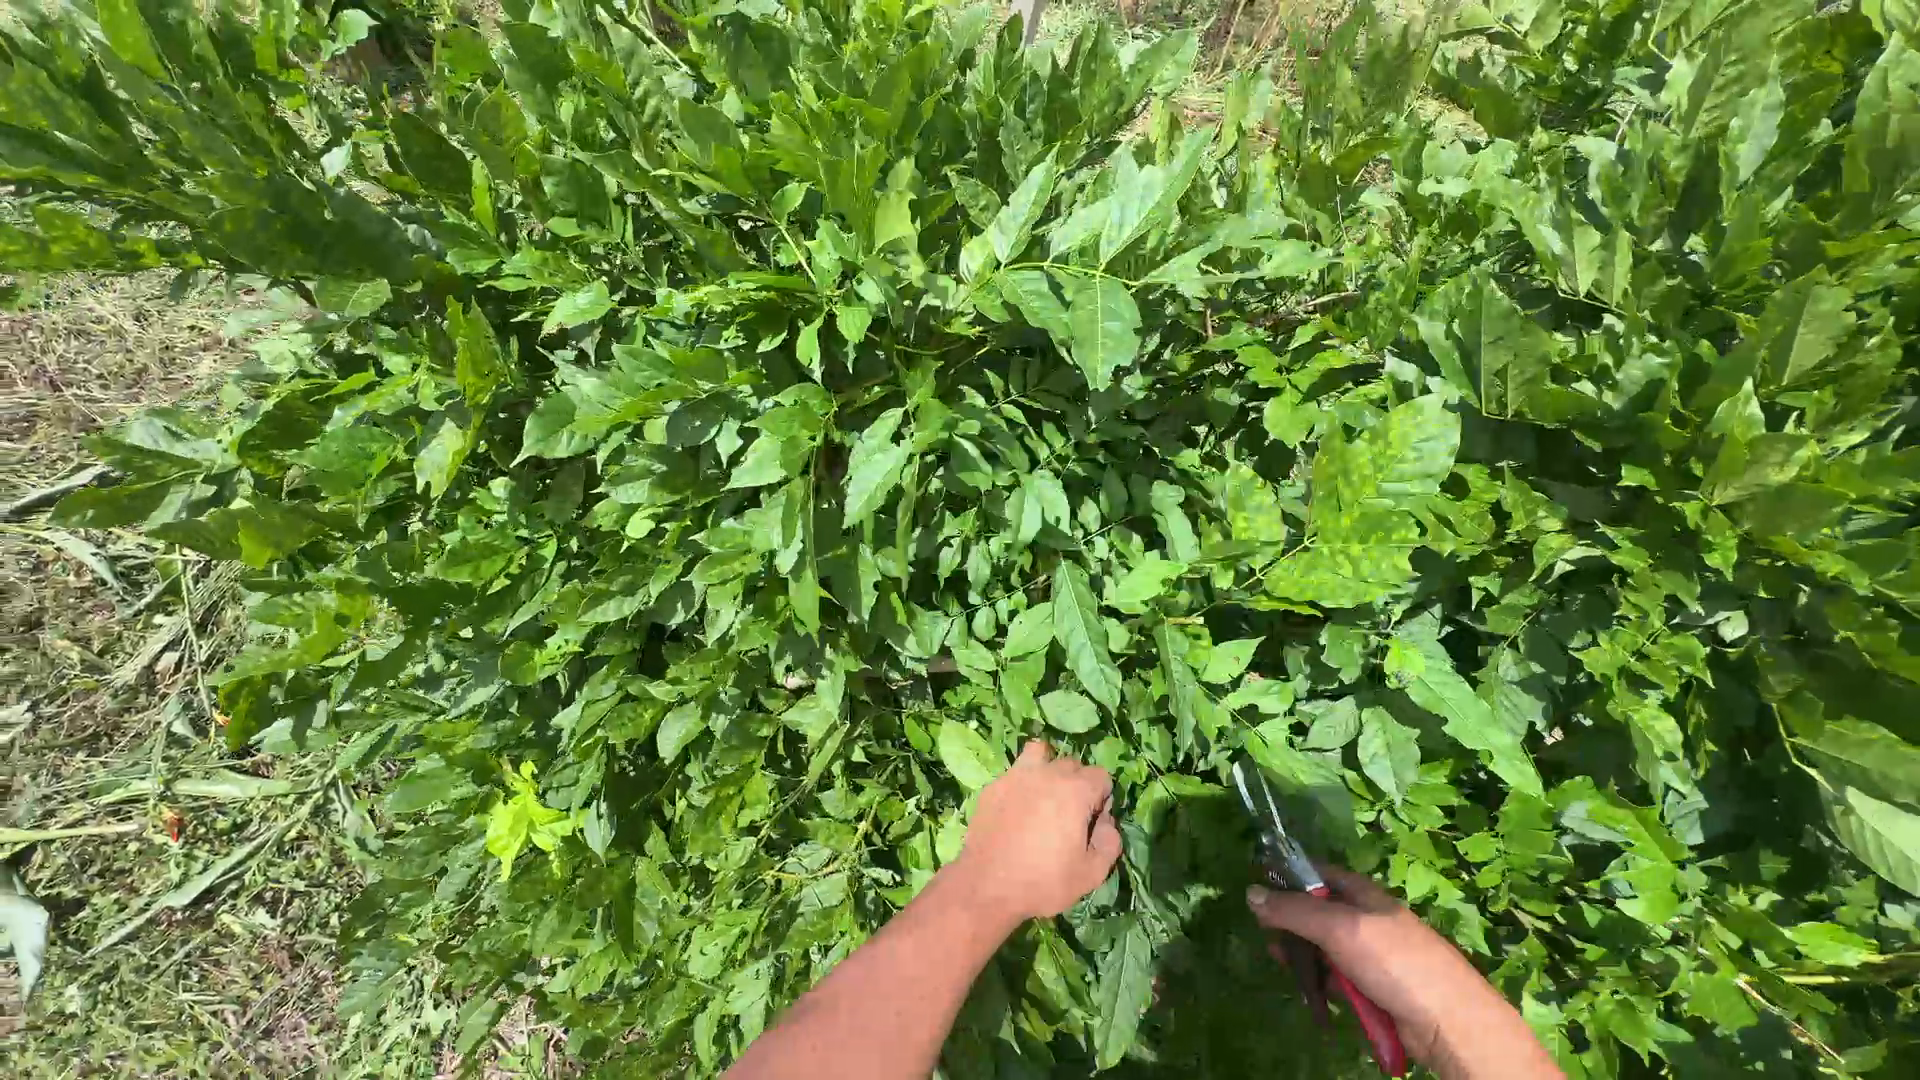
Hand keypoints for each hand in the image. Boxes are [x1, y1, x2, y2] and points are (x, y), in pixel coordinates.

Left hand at [947, 741, 1120, 925]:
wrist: (987, 886)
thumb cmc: (1043, 881)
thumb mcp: (1091, 873)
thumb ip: (1110, 842)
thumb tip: (1106, 822)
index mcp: (1075, 791)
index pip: (1101, 776)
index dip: (1102, 798)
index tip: (1092, 821)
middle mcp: (1047, 774)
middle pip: (1072, 764)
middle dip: (1078, 784)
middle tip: (1070, 815)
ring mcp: (1016, 775)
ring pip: (1040, 753)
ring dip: (1048, 768)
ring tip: (1045, 796)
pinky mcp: (994, 785)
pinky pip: (1015, 772)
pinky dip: (1022, 783)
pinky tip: (1017, 809)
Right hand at [1247, 867, 1561, 1079]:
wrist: (1451, 1024)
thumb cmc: (1394, 961)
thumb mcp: (1337, 927)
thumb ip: (1292, 909)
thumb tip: (1250, 891)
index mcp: (1362, 893)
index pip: (1318, 872)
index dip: (1288, 875)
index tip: (1258, 885)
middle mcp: (1366, 919)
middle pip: (1317, 911)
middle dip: (1289, 920)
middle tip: (1265, 933)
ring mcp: (1371, 954)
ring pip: (1325, 947)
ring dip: (1302, 954)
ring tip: (1280, 962)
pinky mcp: (1374, 987)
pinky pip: (1338, 976)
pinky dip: (1321, 980)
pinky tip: (1308, 989)